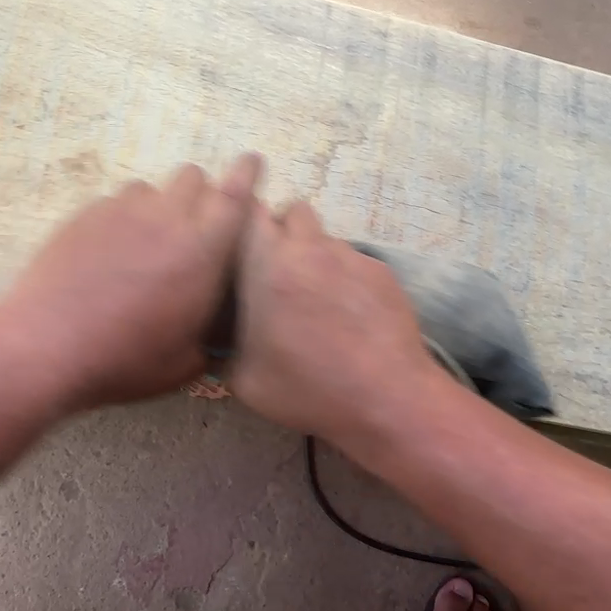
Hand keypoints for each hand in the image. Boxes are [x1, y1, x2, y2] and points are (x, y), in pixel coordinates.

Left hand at [0, 154, 261, 409]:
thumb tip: (215, 334)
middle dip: (201, 193)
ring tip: (148, 242)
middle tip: (193, 227)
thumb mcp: (184, 364)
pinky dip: (123, 218)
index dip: (248, 173)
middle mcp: (166, 219)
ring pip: (151, 187)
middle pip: (193, 176)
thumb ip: (210, 338)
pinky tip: (111, 252)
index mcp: (202, 251)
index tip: (252, 161)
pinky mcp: (84, 215)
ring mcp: (121, 211)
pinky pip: (115, 202)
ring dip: (160, 205)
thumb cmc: (125, 360)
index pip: (236, 194)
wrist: (47, 347)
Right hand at [229, 201, 448, 443]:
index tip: (244, 247)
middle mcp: (311, 249)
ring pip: (326, 239)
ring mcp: (351, 257)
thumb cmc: (308, 389)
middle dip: (284, 232)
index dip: (245, 224)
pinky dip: (347, 280)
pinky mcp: (382, 271)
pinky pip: (355, 262)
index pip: (251, 212)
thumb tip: (226, 338)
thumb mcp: (246, 380)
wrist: (385, 397)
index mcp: (269, 266)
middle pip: (293, 213)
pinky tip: (352, 317)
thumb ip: (228, 345)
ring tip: (320, 303)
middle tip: (280, 271)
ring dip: (316, 258)